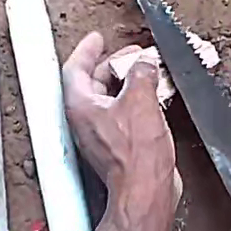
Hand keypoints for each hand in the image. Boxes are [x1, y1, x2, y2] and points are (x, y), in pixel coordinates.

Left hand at [62, 31, 180, 212]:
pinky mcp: (119, 148)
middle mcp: (87, 121)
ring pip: (111, 100)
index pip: (75, 69)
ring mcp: (102, 136)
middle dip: (115, 66)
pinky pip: (124, 116)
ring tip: (148, 72)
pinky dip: (137, 103)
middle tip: (135, 55)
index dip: (87, 50)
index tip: (98, 38)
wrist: (146, 191)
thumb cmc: (136, 155)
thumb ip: (142, 73)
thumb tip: (146, 63)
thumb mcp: (141, 100)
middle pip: (94, 83)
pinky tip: (155, 98)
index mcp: (81, 106)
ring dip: (129, 84)